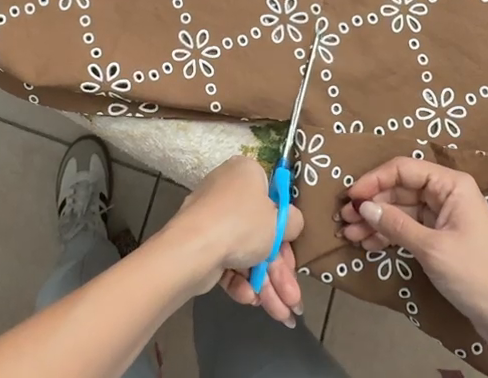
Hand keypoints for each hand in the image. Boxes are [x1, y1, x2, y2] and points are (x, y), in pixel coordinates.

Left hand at [160, 156, 305, 325]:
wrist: (194, 248)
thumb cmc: (243, 224)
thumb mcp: (280, 221)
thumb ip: (292, 222)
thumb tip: (290, 222)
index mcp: (245, 173)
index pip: (272, 198)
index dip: (285, 230)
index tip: (294, 253)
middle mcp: (227, 190)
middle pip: (260, 233)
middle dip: (279, 271)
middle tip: (293, 299)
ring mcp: (212, 218)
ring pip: (245, 252)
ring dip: (266, 284)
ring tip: (280, 314)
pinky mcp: (201, 243)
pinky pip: (226, 260)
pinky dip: (240, 281)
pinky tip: (250, 298)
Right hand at [338, 157, 487, 331]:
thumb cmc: (475, 275)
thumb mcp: (432, 248)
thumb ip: (396, 225)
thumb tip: (363, 207)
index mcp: (451, 185)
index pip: (404, 169)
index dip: (374, 180)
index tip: (351, 196)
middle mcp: (446, 194)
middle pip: (399, 189)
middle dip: (372, 203)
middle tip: (344, 219)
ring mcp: (442, 217)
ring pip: (400, 210)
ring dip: (375, 221)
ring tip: (350, 235)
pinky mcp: (439, 239)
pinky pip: (407, 228)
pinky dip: (388, 235)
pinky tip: (367, 243)